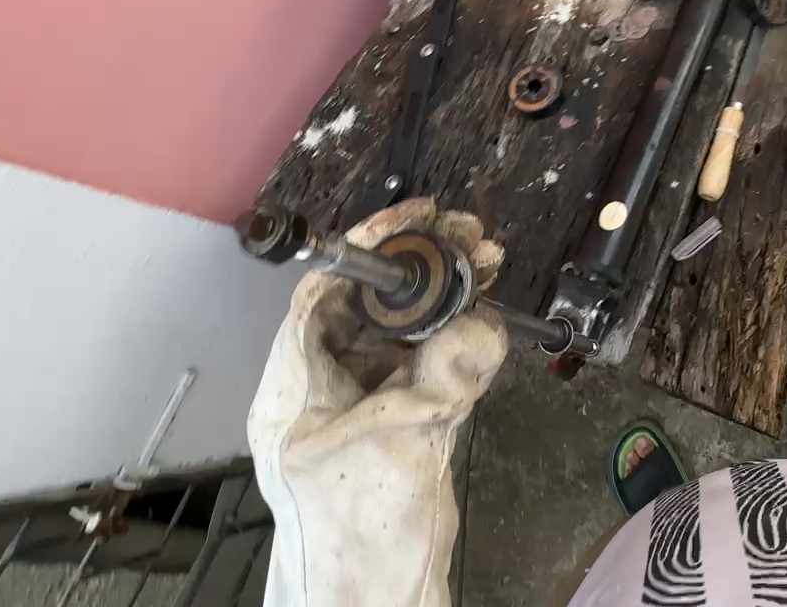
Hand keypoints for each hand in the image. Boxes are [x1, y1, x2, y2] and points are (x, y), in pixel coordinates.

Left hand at [247, 198, 508, 606]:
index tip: (418, 217)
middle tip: (470, 234)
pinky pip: (429, 348)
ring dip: (446, 285)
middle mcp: (327, 378)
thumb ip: (445, 380)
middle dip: (419, 258)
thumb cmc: (360, 533)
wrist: (377, 597)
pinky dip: (459, 321)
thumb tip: (486, 322)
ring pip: (401, 318)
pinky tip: (487, 302)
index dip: (369, 246)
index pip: (323, 292)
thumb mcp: (401, 447)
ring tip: (490, 258)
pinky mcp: (403, 403)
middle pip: (366, 298)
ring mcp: (367, 391)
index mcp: (297, 384)